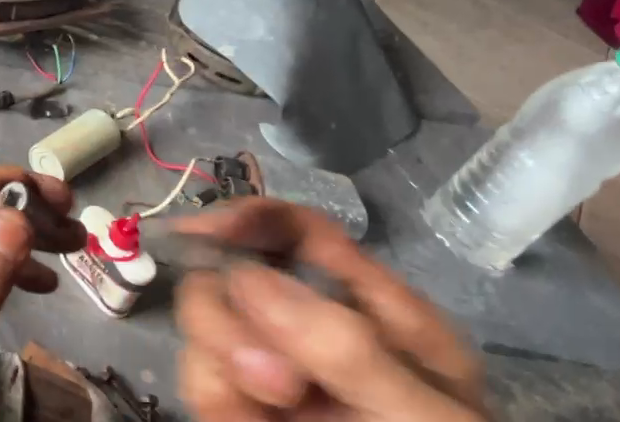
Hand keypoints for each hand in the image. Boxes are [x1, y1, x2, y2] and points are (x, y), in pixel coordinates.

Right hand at [173, 198, 487, 420]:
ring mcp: (272, 367)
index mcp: (374, 313)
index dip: (250, 217)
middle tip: (275, 383)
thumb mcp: (423, 419)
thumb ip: (348, 348)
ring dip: (220, 354)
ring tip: (265, 410)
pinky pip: (197, 374)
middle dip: (233, 312)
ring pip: (203, 315)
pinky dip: (213, 397)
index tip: (205, 234)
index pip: (299, 230)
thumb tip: (247, 278)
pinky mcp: (239, 405)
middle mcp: (311, 326)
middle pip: (234, 268)